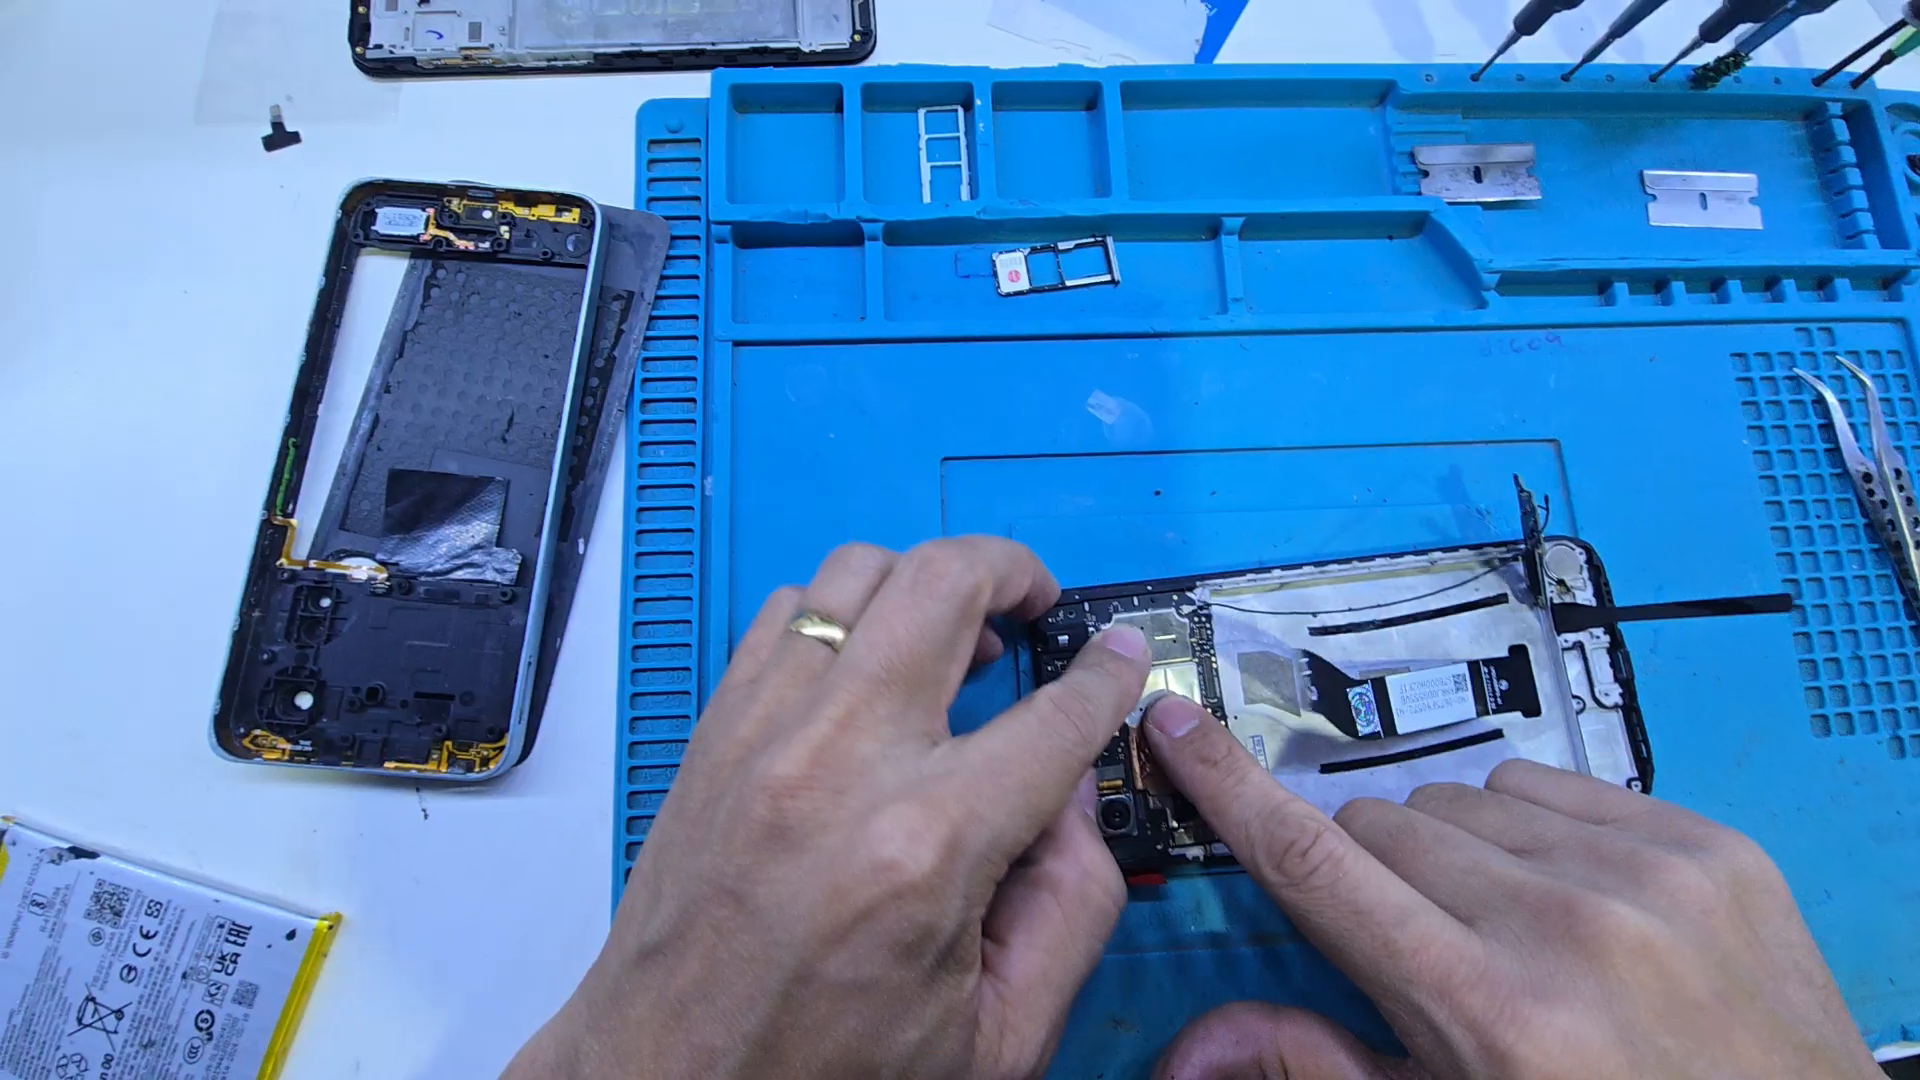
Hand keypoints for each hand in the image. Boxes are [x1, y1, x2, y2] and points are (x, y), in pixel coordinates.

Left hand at [507, 538, 1149, 1079]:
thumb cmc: (832, 1076)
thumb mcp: (1002, 1034)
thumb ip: (1077, 899)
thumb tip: (1072, 783)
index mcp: (928, 845)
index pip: (1053, 718)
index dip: (1105, 675)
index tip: (1119, 651)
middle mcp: (841, 758)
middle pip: (942, 584)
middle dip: (1012, 568)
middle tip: (1035, 596)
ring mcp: (766, 727)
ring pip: (858, 573)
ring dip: (923, 581)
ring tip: (953, 629)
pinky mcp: (719, 724)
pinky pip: (788, 610)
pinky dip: (845, 610)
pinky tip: (866, 659)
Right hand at [1140, 694, 1880, 1079]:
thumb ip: (1308, 1066)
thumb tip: (1179, 1055)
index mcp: (1487, 1015)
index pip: (1311, 865)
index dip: (1227, 786)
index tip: (1173, 721)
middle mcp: (1563, 930)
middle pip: (1374, 824)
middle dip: (1371, 872)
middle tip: (1425, 943)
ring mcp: (1647, 876)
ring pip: (1448, 799)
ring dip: (1449, 851)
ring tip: (1511, 927)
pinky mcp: (1710, 844)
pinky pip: (1535, 780)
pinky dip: (1525, 829)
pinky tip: (1577, 899)